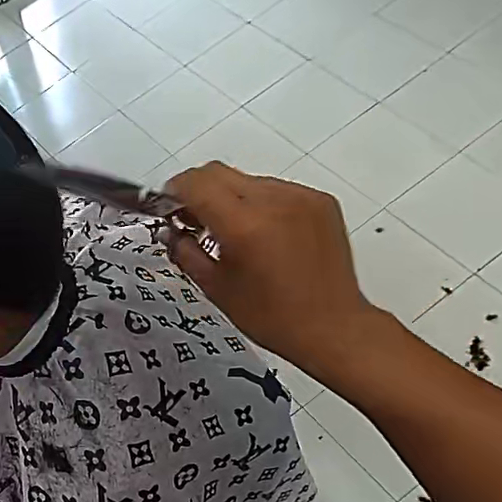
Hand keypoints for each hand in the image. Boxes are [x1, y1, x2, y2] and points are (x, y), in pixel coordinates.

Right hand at [161, 163, 390, 377]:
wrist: (331, 327)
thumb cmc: (278, 318)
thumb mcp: (218, 290)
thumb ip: (186, 253)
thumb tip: (172, 233)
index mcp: (244, 225)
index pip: (196, 183)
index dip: (175, 191)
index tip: (170, 205)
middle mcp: (274, 202)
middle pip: (220, 174)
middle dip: (200, 192)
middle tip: (195, 220)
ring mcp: (301, 198)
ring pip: (250, 181)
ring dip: (234, 199)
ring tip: (236, 235)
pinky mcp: (320, 202)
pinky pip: (280, 191)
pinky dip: (265, 206)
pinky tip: (267, 237)